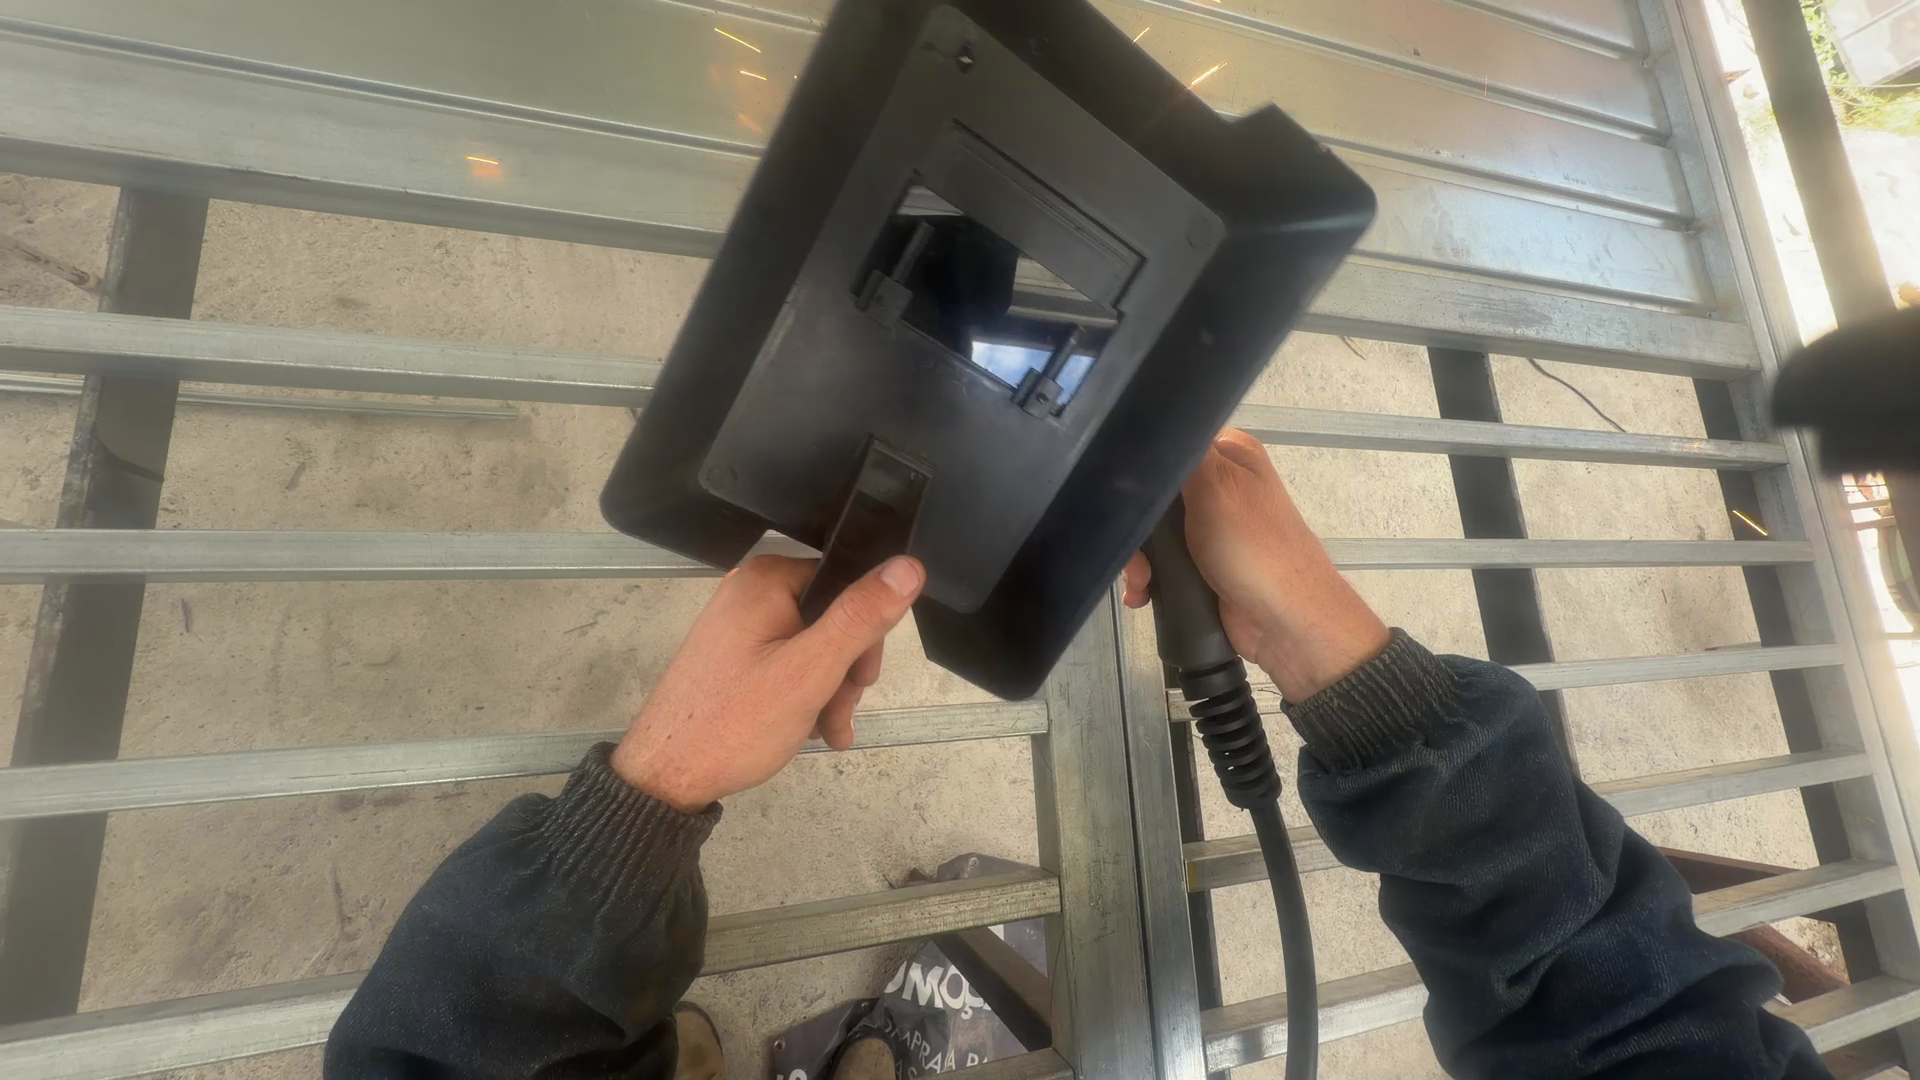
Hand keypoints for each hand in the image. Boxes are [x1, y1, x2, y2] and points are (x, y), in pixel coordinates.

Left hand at [611, 554, 924, 810]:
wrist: (663, 779)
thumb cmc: (736, 722)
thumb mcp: (811, 670)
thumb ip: (861, 617)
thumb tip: (909, 567)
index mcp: (767, 578)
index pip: (845, 584)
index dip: (865, 631)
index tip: (864, 679)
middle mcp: (752, 590)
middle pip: (832, 617)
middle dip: (847, 671)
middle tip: (841, 714)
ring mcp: (741, 623)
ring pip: (815, 645)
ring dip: (832, 689)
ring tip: (829, 730)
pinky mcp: (735, 653)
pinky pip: (789, 660)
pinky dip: (808, 693)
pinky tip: (815, 729)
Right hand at [1123, 429, 1388, 700]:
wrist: (1283, 623)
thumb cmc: (1252, 549)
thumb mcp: (1217, 486)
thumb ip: (1184, 453)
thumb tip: (1153, 424)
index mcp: (1228, 455)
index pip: (1168, 446)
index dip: (1140, 470)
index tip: (1120, 497)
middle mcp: (1218, 485)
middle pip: (1153, 495)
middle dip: (1135, 529)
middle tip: (1134, 557)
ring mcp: (1208, 527)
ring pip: (1151, 532)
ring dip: (1138, 561)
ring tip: (1140, 584)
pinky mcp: (1200, 564)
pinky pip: (1159, 562)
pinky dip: (1146, 579)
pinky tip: (1142, 594)